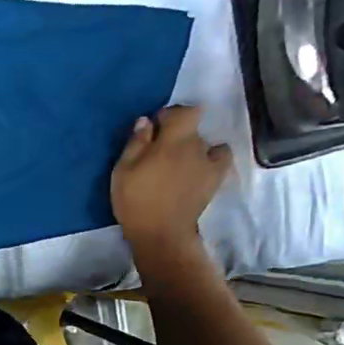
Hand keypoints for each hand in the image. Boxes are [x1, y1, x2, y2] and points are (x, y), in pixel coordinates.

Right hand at [111, 106, 230, 260]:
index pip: (185, 112)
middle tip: (156, 152)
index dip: (172, 114)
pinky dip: (212, 157)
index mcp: (173, 141)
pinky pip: (220, 158)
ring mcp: (209, 163)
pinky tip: (198, 166)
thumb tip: (146, 121)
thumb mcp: (123, 169)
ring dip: (191, 148)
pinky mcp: (215, 179)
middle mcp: (196, 146)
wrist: (160, 232)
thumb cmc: (136, 199)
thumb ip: (136, 142)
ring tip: (175, 164)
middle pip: (192, 129)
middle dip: (176, 134)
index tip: (155, 127)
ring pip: (203, 144)